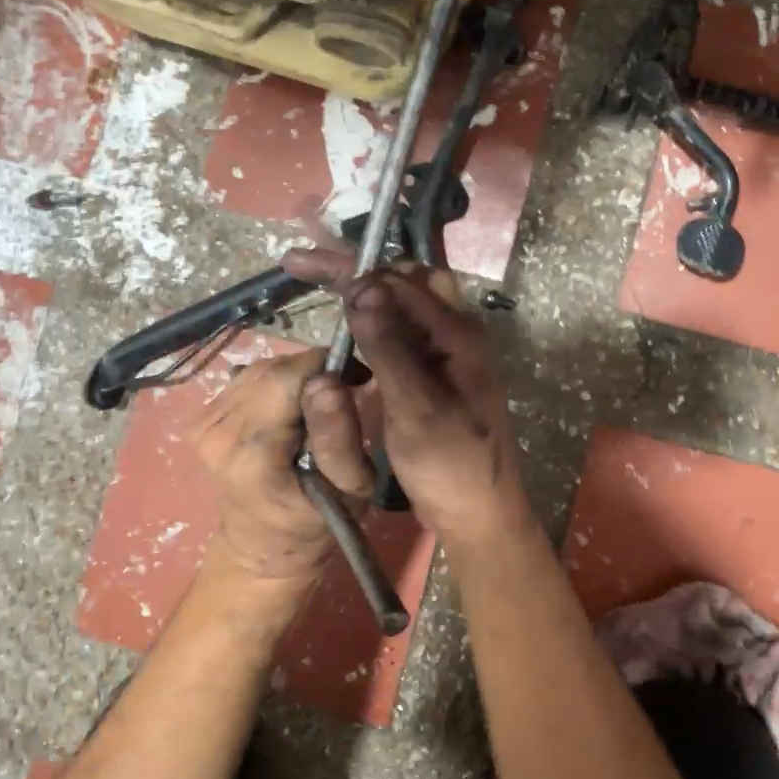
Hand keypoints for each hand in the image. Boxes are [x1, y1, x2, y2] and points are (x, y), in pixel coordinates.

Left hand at [191, 350, 373, 582]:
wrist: (261, 550)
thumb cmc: (315, 523)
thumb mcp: (348, 489)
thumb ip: (338, 435)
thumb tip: (328, 379)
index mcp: (252, 452)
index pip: (288, 376)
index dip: (326, 366)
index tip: (357, 380)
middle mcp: (217, 432)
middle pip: (274, 369)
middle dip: (313, 371)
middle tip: (342, 394)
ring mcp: (203, 424)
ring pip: (260, 369)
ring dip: (295, 377)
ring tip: (318, 405)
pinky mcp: (201, 419)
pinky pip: (247, 380)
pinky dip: (276, 385)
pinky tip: (290, 410)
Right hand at [282, 250, 524, 548]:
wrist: (479, 514)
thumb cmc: (451, 464)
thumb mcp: (416, 408)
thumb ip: (388, 347)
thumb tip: (361, 286)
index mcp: (457, 334)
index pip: (398, 282)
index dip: (348, 269)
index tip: (299, 264)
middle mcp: (454, 333)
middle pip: (403, 281)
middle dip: (355, 269)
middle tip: (304, 264)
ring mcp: (446, 353)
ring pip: (402, 304)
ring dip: (363, 292)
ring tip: (318, 281)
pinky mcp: (434, 374)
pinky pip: (402, 333)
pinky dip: (372, 322)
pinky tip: (347, 327)